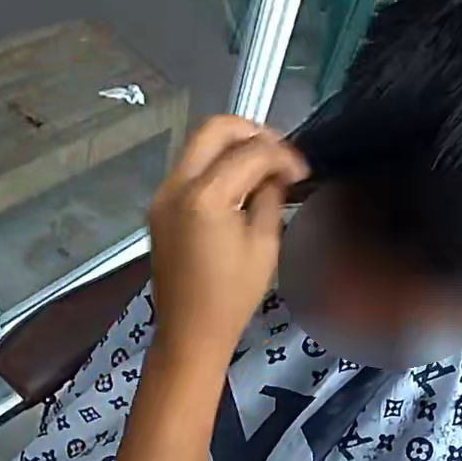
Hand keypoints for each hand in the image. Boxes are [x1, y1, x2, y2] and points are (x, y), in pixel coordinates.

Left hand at [147, 116, 308, 360]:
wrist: (190, 331)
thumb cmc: (232, 297)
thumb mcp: (263, 247)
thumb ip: (270, 198)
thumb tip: (276, 175)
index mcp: (205, 197)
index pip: (250, 153)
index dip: (283, 155)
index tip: (302, 171)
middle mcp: (176, 185)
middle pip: (214, 129)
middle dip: (252, 133)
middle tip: (279, 154)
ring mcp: (162, 195)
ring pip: (198, 146)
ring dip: (232, 147)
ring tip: (263, 169)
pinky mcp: (158, 208)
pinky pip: (188, 170)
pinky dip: (215, 167)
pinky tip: (238, 186)